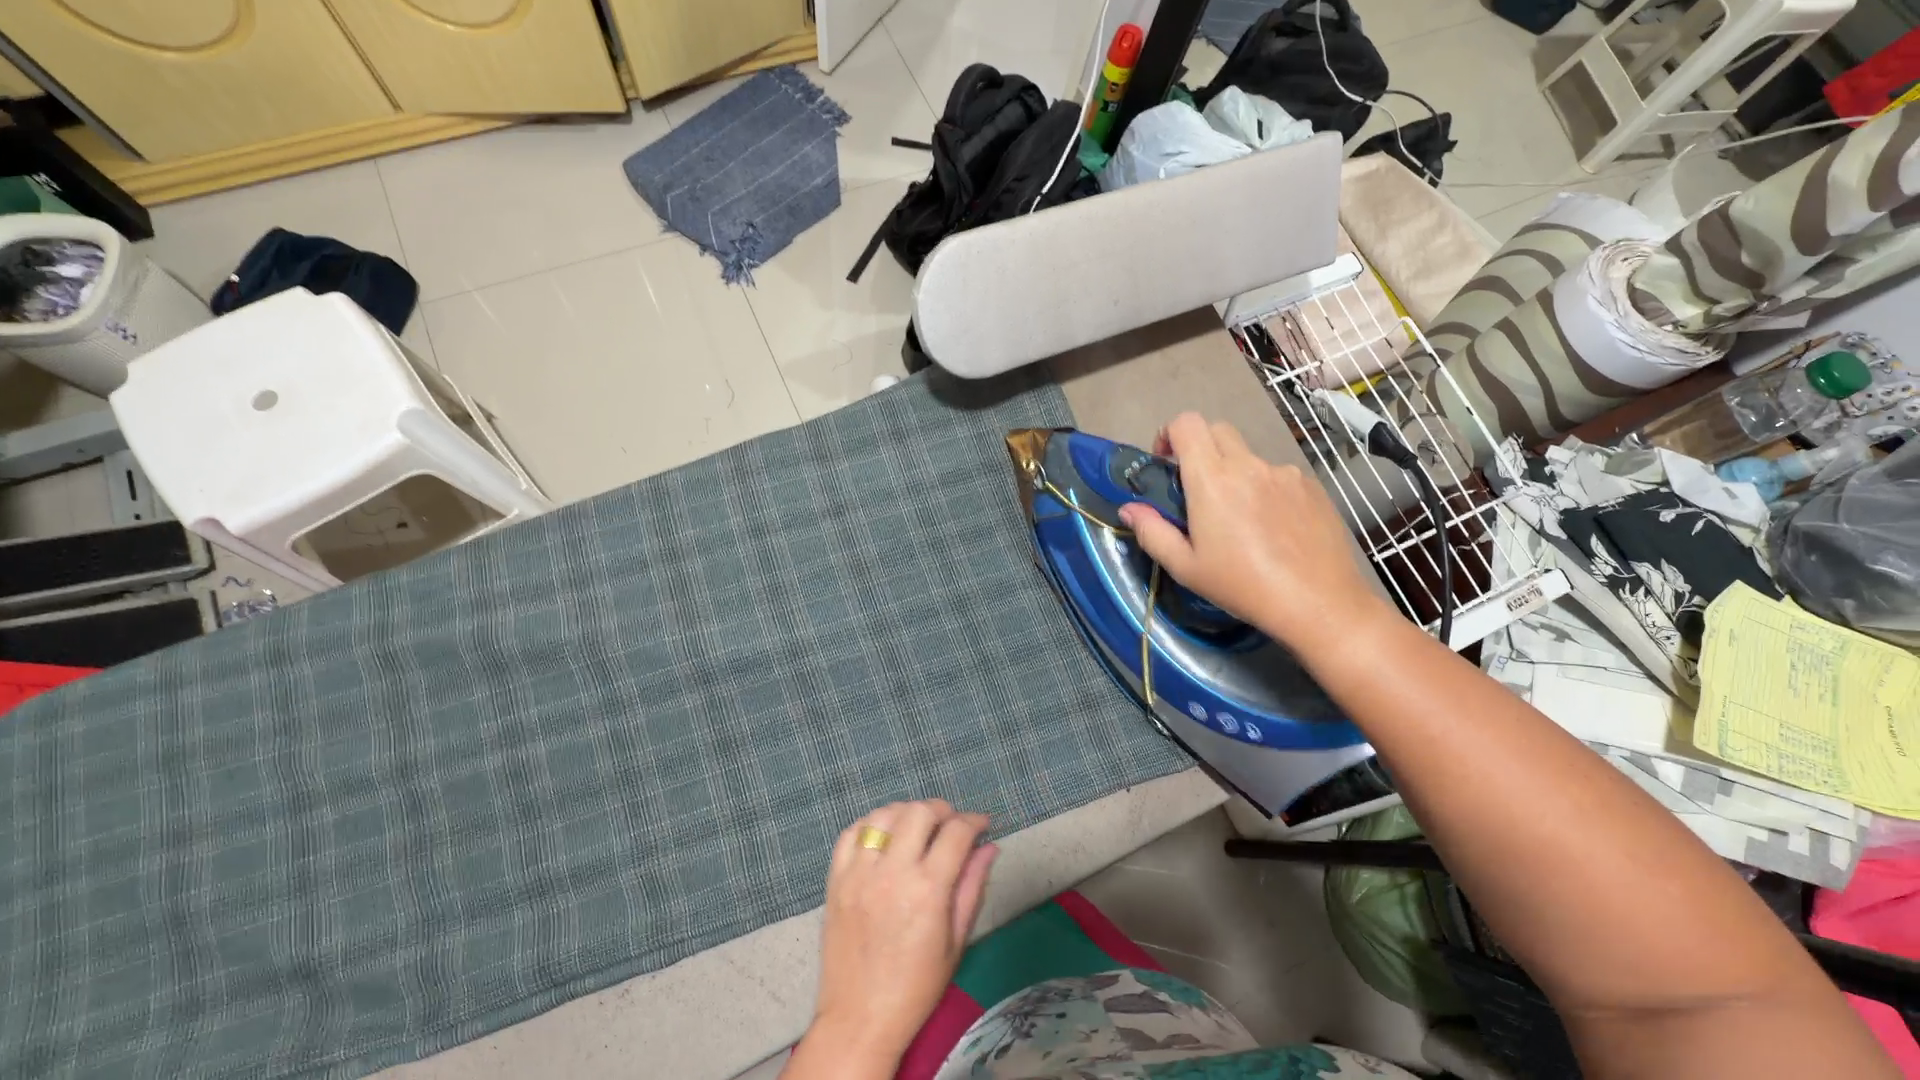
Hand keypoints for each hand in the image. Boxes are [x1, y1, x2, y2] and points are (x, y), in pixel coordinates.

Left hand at [808, 800, 997, 1069]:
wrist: (860, 1016)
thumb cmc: (917, 986)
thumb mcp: (956, 941)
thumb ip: (972, 886)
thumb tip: (989, 847)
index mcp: (928, 890)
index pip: (956, 832)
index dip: (974, 821)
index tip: (982, 824)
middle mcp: (892, 872)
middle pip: (918, 812)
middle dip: (941, 810)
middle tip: (951, 825)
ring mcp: (858, 873)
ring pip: (883, 815)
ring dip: (906, 813)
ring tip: (917, 829)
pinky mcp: (835, 880)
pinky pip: (851, 833)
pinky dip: (870, 826)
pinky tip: (884, 838)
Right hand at [1117, 412, 1386, 651]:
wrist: (1318, 602)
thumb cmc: (1243, 586)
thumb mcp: (1186, 567)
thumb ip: (1152, 532)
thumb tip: (1129, 509)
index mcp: (1212, 479)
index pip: (1186, 423)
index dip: (1170, 434)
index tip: (1166, 463)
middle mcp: (1248, 465)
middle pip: (1217, 431)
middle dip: (1201, 449)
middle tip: (1197, 488)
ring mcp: (1284, 473)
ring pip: (1250, 457)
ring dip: (1236, 474)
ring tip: (1241, 520)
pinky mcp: (1311, 486)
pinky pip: (1279, 477)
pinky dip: (1267, 491)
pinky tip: (1274, 529)